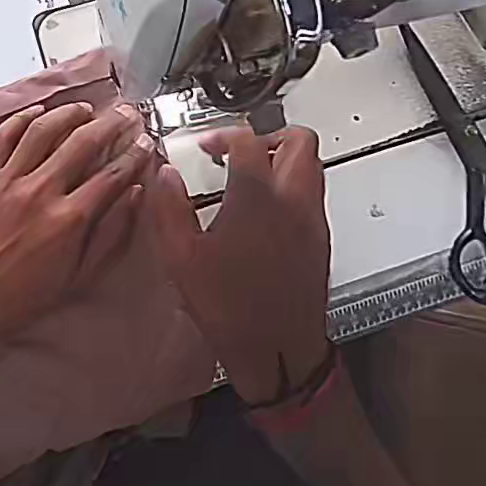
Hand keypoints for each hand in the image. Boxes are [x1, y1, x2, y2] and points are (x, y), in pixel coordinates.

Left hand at [0, 102, 153, 390]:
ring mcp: (7, 182)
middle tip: (123, 113)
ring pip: (41, 131)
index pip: (112, 175)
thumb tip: (137, 194)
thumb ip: (113, 234)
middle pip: (81, 143)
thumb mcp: (81, 275)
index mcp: (68, 220)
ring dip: (67, 114)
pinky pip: (0, 137)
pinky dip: (20, 120)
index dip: (134, 155)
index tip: (144, 142)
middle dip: (109, 123)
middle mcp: (39, 193)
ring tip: (84, 110)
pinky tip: (37, 113)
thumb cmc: (27, 294)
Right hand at [145, 126, 331, 404]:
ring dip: (285, 158)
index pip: (247, 140)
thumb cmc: (230, 307)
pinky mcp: (321, 240)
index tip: (207, 146)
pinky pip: (313, 195)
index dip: (223, 135)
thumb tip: (164, 176)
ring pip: (312, 165)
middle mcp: (293, 201)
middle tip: (241, 150)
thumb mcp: (181, 257)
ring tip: (254, 174)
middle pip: (298, 140)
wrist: (279, 350)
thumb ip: (169, 208)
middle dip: (268, 135)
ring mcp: (312, 220)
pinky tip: (267, 210)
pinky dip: (293, 186)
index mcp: (257, 198)